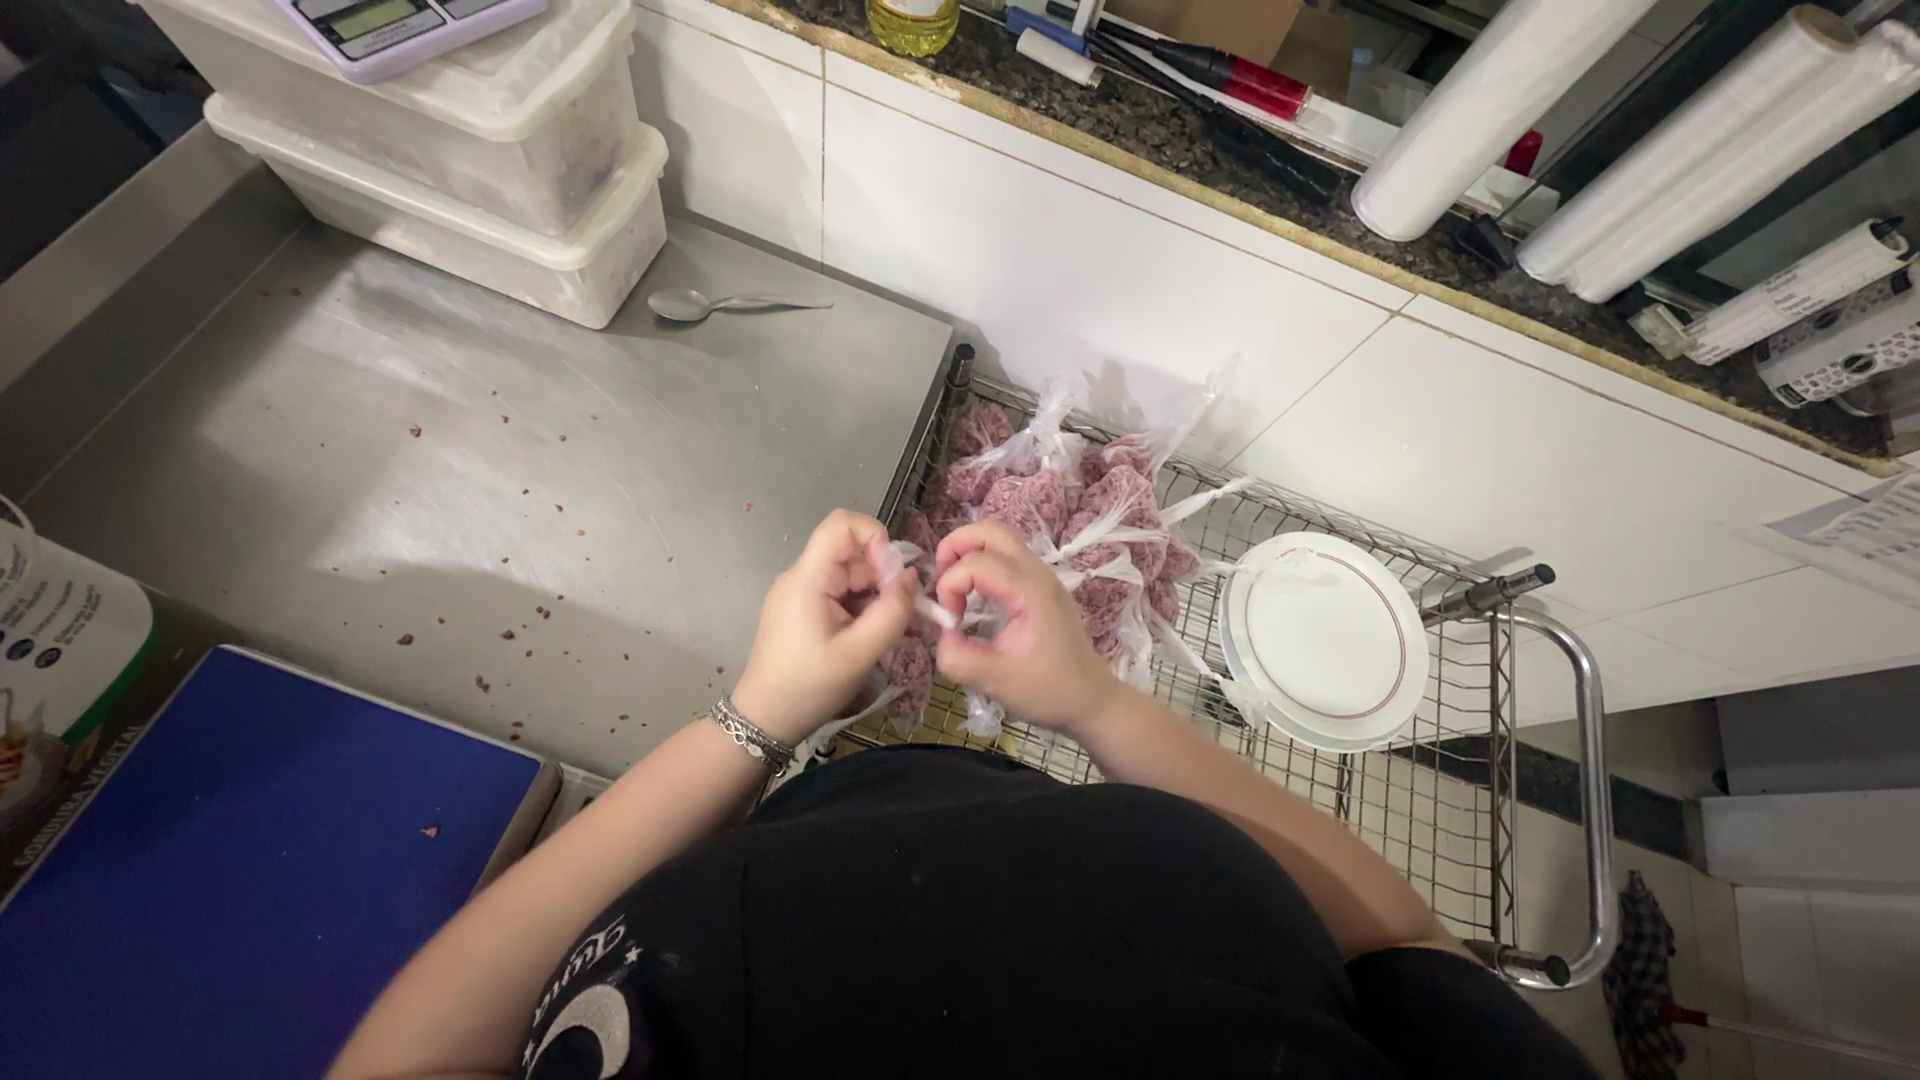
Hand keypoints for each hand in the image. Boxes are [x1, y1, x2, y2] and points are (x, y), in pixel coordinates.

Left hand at [733, 509, 915, 743]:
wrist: (765, 720)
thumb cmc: (809, 686)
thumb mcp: (860, 653)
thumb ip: (892, 612)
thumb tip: (911, 577)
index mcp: (808, 579)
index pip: (842, 524)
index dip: (875, 537)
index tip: (892, 575)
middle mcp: (802, 577)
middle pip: (852, 553)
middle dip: (884, 575)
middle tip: (906, 612)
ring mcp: (802, 593)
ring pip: (851, 575)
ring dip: (877, 595)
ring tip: (895, 629)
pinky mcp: (805, 610)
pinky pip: (841, 594)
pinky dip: (863, 607)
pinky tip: (875, 634)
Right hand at [932, 521, 1121, 733]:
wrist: (1090, 699)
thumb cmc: (1048, 690)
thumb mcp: (994, 681)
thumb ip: (957, 656)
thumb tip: (940, 633)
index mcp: (1030, 591)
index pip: (977, 563)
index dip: (950, 586)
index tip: (950, 621)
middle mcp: (1038, 572)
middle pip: (990, 530)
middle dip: (955, 547)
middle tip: (942, 583)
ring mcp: (1042, 574)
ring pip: (999, 536)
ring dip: (969, 551)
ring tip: (955, 587)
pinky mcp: (1041, 583)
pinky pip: (1007, 553)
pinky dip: (982, 561)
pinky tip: (974, 595)